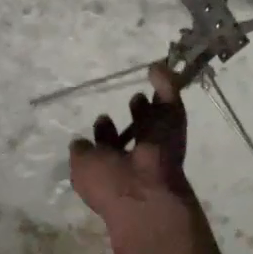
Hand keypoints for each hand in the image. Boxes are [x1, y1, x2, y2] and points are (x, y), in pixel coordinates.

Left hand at [70, 65, 217, 253]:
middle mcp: (138, 152)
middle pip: (137, 130)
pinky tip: (154, 67)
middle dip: (134, 115)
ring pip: (155, 114)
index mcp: (115, 167)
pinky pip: (169, 94)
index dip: (105, 133)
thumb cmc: (108, 181)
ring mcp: (157, 136)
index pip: (111, 147)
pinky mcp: (174, 117)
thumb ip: (81, 152)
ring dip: (150, 101)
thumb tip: (78, 139)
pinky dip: (164, 81)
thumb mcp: (83, 169)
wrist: (146, 186)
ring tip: (142, 87)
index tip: (102, 117)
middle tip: (132, 99)